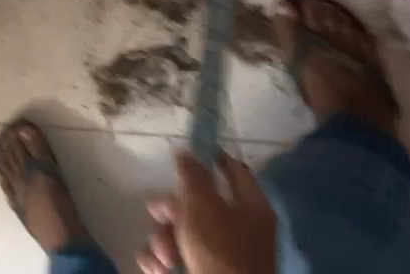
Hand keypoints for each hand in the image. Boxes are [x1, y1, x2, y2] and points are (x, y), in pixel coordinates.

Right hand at [135, 150, 277, 273]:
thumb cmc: (220, 251)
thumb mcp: (203, 205)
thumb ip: (193, 175)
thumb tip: (186, 150)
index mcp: (251, 207)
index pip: (233, 168)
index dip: (209, 155)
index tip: (182, 148)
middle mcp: (240, 227)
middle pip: (197, 201)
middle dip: (170, 208)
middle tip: (158, 212)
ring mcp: (223, 252)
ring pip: (181, 229)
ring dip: (163, 238)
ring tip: (163, 254)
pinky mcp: (205, 271)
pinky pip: (177, 254)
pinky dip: (163, 259)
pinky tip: (159, 266)